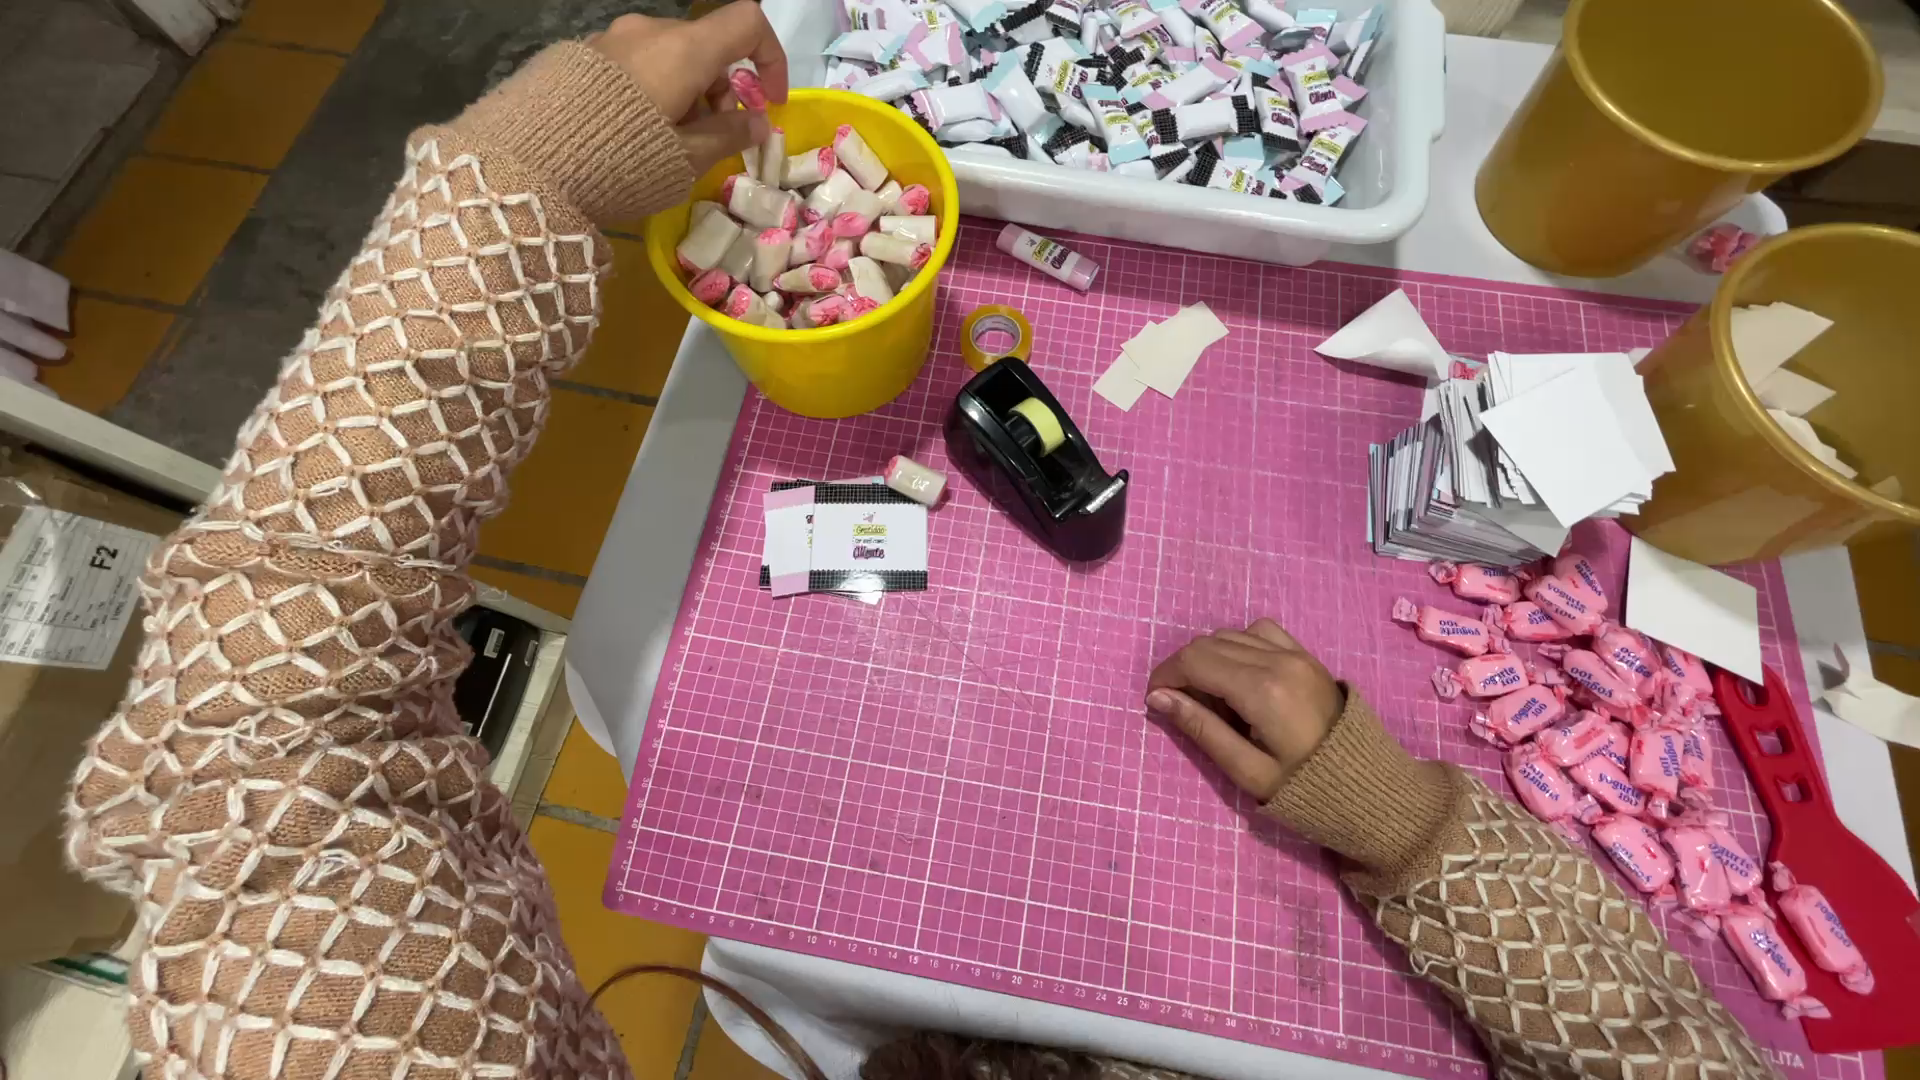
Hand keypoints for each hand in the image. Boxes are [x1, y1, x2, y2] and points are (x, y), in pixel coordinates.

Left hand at [590, 2, 790, 174]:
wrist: (532, 161)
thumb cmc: (625, 161)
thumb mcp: (689, 159)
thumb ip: (730, 136)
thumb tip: (758, 122)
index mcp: (683, 50)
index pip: (746, 23)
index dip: (770, 58)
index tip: (769, 102)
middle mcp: (650, 31)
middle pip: (707, 46)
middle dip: (723, 91)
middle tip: (716, 140)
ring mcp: (613, 39)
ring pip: (671, 57)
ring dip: (690, 95)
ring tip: (673, 143)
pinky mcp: (585, 56)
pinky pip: (638, 65)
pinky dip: (658, 93)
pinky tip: (638, 133)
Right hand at [1146, 619, 1345, 800]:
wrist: (1371, 788)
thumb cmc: (1306, 789)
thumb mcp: (1247, 771)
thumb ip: (1201, 729)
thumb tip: (1159, 698)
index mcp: (1262, 690)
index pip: (1194, 661)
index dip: (1165, 676)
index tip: (1155, 700)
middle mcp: (1277, 660)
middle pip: (1207, 644)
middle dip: (1182, 669)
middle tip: (1182, 704)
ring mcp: (1295, 653)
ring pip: (1229, 634)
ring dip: (1208, 658)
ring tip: (1212, 696)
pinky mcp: (1305, 654)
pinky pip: (1258, 631)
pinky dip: (1237, 645)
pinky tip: (1239, 673)